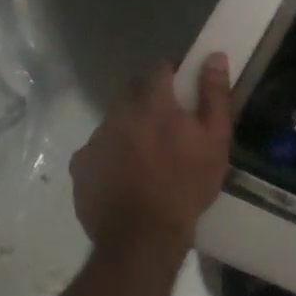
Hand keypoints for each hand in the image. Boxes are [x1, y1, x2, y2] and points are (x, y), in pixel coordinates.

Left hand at [70, 54, 233, 263]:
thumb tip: (213, 57)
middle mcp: (119, 114)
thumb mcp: (215, 140)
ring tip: (147, 154)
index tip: (184, 87)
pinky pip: (97, 148)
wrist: (143, 238)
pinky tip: (125, 174)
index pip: (159, 69)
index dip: (172, 73)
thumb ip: (214, 94)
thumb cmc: (187, 186)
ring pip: (115, 120)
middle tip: (169, 124)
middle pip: (133, 93)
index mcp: (154, 104)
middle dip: (151, 100)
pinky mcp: (80, 166)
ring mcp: (95, 141)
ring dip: (130, 126)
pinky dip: (111, 153)